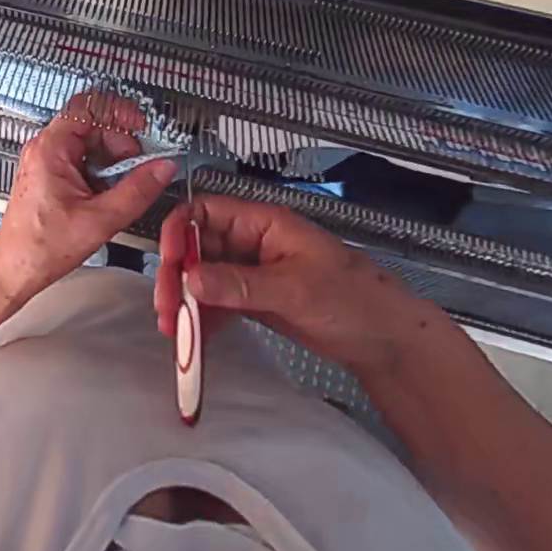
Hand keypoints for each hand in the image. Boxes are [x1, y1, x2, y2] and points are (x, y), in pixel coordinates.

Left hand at [0, 93, 175, 306]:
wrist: (16, 269)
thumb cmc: (41, 247)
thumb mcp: (100, 219)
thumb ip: (137, 190)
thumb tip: (162, 168)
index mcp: (51, 149)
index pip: (88, 107)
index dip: (119, 112)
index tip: (141, 127)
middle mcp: (45, 149)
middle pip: (92, 124)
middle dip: (120, 142)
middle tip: (137, 165)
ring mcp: (47, 161)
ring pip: (89, 143)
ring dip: (112, 159)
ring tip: (121, 185)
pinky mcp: (51, 175)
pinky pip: (82, 159)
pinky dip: (101, 171)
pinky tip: (108, 193)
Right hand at [156, 195, 415, 368]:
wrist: (384, 339)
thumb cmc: (354, 298)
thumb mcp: (294, 289)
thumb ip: (240, 284)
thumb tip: (192, 278)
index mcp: (262, 223)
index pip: (206, 211)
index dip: (180, 230)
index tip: (168, 260)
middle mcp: (250, 242)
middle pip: (196, 247)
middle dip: (176, 274)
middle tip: (167, 306)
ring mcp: (249, 271)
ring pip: (202, 276)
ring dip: (184, 299)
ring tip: (174, 329)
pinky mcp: (251, 298)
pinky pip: (215, 301)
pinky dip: (201, 316)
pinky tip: (192, 337)